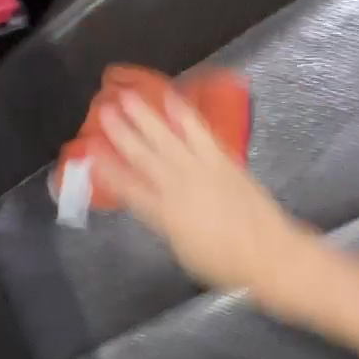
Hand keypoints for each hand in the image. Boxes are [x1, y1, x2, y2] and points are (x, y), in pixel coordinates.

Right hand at [95, 90, 312, 291]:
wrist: (268, 253)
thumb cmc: (225, 262)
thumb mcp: (183, 249)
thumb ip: (165, 222)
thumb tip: (155, 205)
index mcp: (163, 215)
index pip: (127, 187)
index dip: (106, 168)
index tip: (90, 151)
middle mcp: (178, 187)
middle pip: (143, 155)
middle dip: (120, 132)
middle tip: (102, 110)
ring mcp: (202, 169)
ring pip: (167, 136)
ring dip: (145, 115)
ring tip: (127, 95)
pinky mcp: (223, 159)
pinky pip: (199, 131)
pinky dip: (184, 114)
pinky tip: (172, 99)